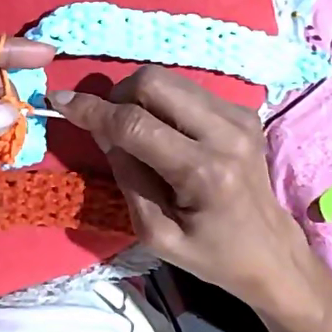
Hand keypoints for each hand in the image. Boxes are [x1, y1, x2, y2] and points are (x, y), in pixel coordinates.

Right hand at [50, 67, 323, 321]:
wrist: (270, 252)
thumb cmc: (210, 254)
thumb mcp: (155, 233)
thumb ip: (126, 176)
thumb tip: (102, 127)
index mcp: (204, 173)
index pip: (135, 125)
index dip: (92, 110)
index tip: (61, 101)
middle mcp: (226, 134)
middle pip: (154, 82)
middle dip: (119, 95)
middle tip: (110, 124)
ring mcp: (240, 117)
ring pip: (170, 78)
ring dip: (141, 96)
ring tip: (138, 129)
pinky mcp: (245, 111)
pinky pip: (188, 88)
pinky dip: (165, 102)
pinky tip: (168, 131)